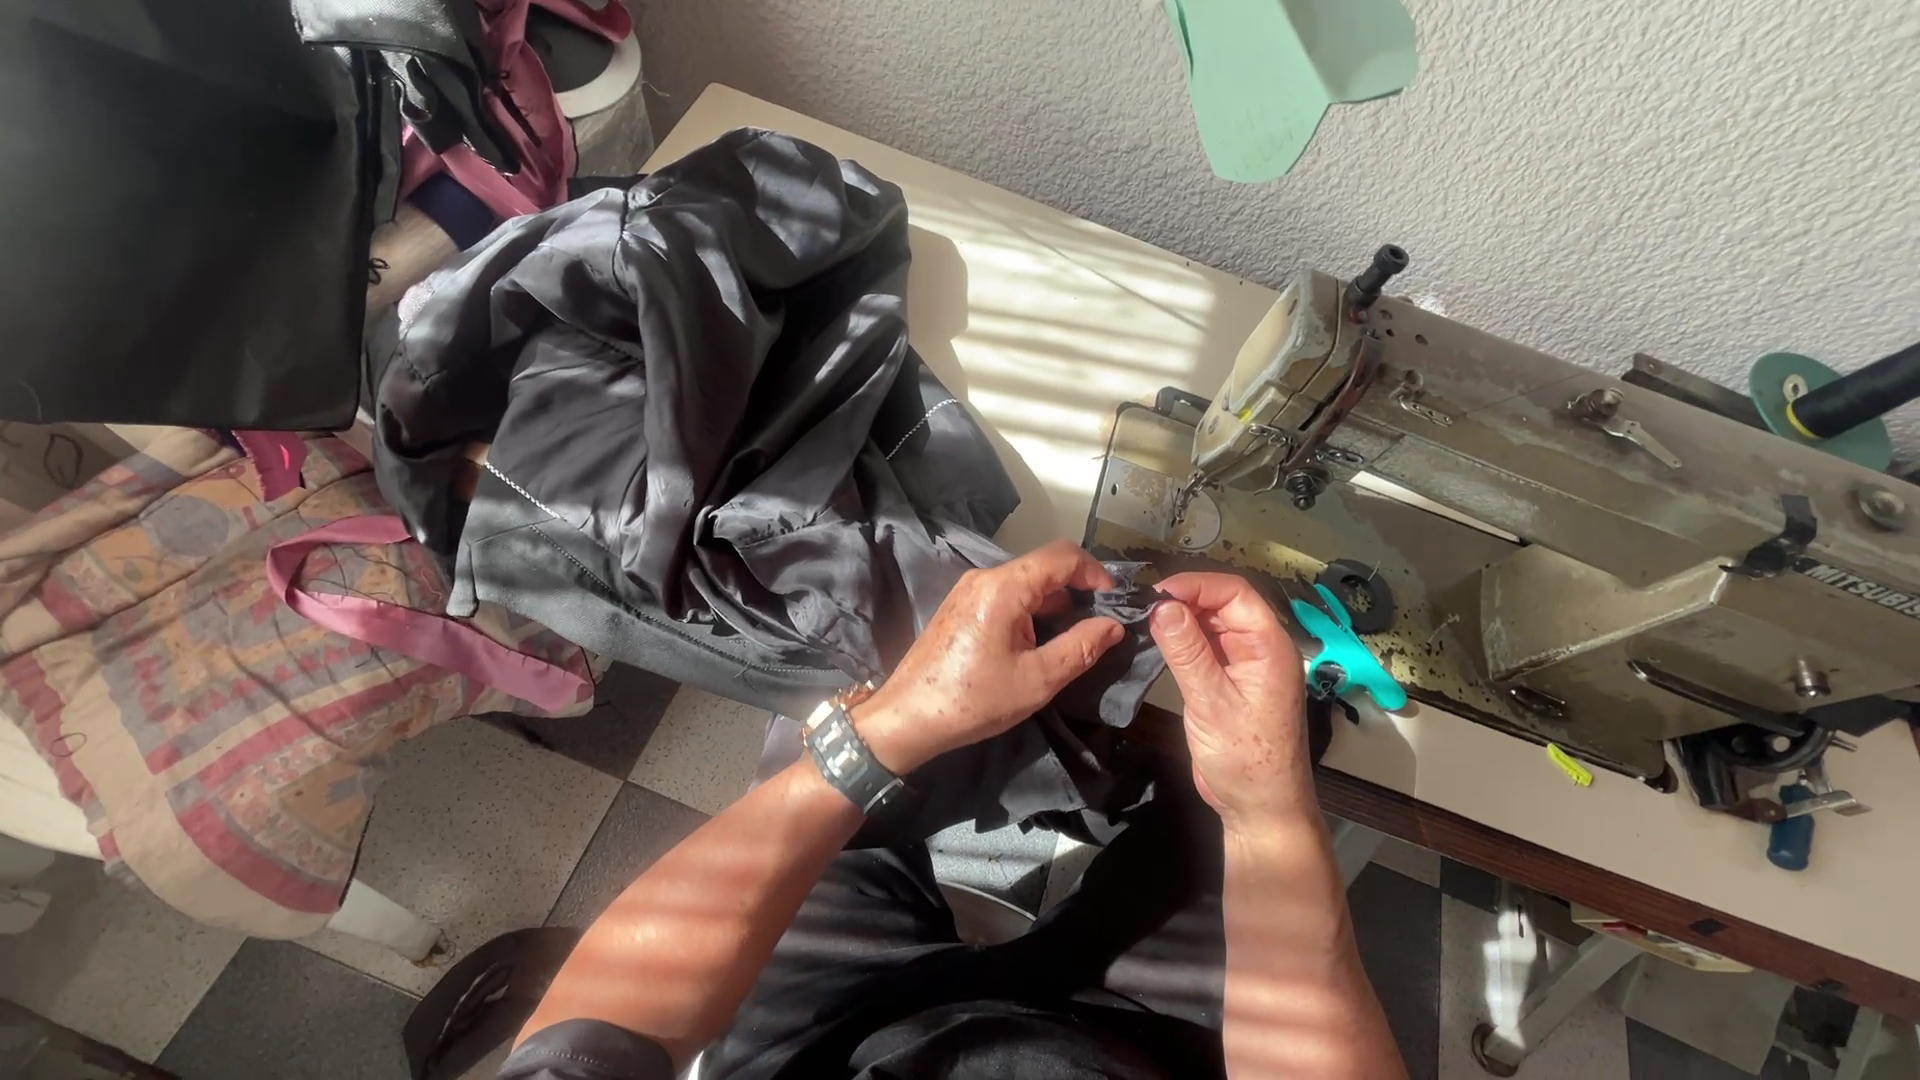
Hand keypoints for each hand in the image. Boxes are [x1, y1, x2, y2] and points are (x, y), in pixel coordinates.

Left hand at [853, 540, 1124, 773]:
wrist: (909, 717)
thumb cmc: (974, 700)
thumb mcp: (1038, 679)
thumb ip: (1081, 647)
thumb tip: (1114, 625)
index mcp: (1004, 586)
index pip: (1063, 556)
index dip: (1096, 573)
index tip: (1115, 602)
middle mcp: (985, 577)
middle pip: (1044, 567)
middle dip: (1077, 591)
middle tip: (1100, 626)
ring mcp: (969, 590)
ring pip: (1026, 583)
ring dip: (1054, 605)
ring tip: (1073, 641)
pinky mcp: (961, 607)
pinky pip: (1006, 596)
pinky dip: (1031, 611)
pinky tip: (1038, 645)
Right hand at [1150, 573, 1310, 831]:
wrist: (1260, 809)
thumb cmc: (1245, 758)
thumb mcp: (1212, 702)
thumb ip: (1187, 652)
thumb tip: (1162, 605)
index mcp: (1269, 646)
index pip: (1234, 592)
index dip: (1195, 585)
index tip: (1155, 594)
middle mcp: (1260, 648)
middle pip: (1223, 604)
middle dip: (1184, 599)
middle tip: (1142, 607)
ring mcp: (1244, 665)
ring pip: (1212, 624)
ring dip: (1181, 618)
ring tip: (1144, 620)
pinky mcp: (1228, 681)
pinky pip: (1206, 647)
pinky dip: (1182, 640)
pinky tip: (1157, 641)